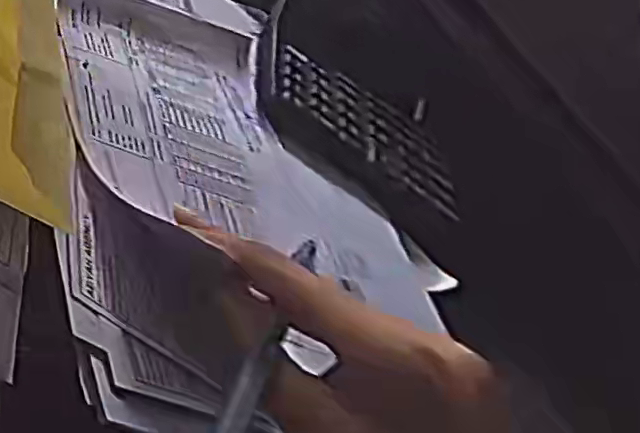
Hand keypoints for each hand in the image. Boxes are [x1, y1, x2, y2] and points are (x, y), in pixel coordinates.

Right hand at [175, 208, 506, 432]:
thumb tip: (220, 290)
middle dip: (252, 265)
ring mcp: (449, 354)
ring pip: (336, 300)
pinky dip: (315, 311)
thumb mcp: (314, 422)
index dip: (231, 248)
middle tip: (199, 239)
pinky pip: (359, 319)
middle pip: (315, 285)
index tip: (191, 226)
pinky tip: (282, 306)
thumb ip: (260, 353)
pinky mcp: (449, 366)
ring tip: (230, 269)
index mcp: (402, 351)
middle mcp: (435, 343)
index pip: (292, 278)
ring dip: (281, 288)